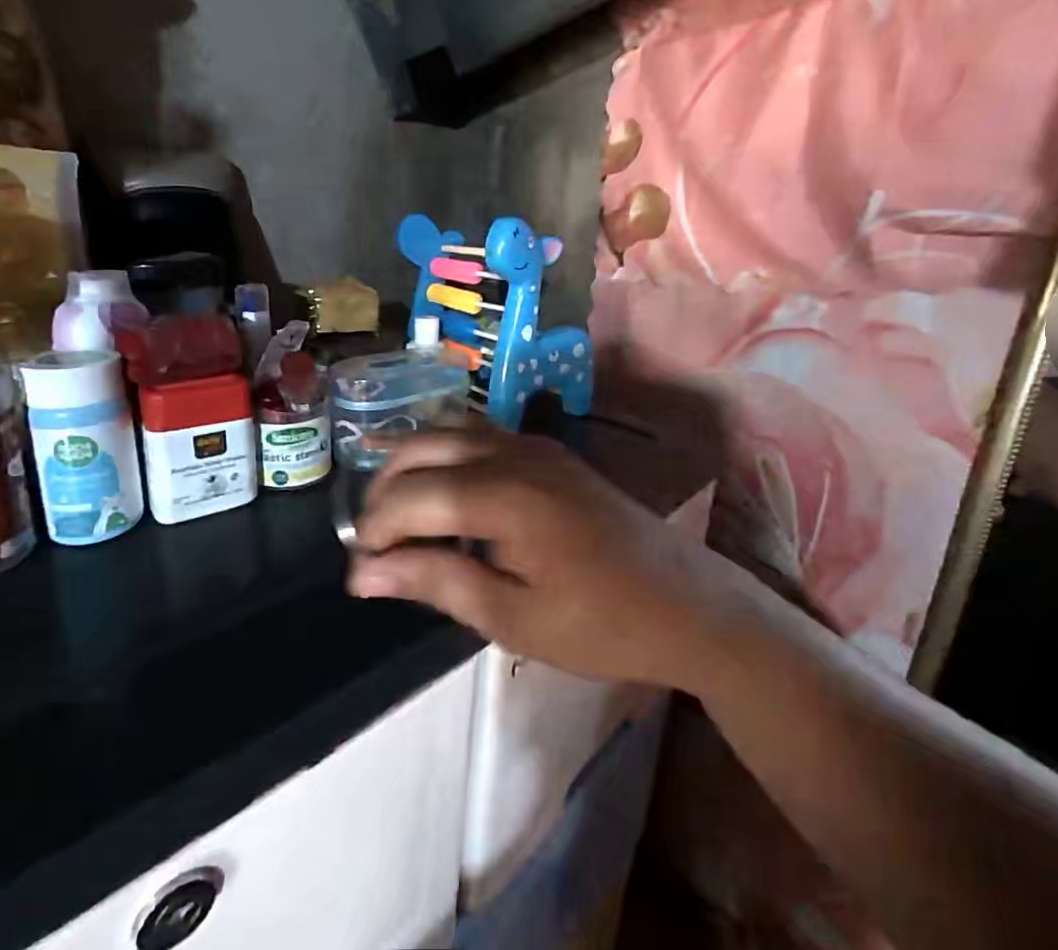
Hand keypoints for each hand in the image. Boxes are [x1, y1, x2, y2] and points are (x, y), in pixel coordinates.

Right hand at [347, 429, 753, 689]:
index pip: (412, 496)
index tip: (363, 570)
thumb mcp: (511, 617)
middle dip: (384, 491)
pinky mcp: (548, 452)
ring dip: (408, 464)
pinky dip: (441, 453)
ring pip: (445, 432)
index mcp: (505, 496)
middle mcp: (513, 454)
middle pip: (420, 449)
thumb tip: (362, 573)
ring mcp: (534, 446)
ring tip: (393, 512)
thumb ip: (434, 581)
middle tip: (373, 541)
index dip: (377, 529)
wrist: (695, 609)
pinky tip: (438, 485)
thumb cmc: (602, 625)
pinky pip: (476, 434)